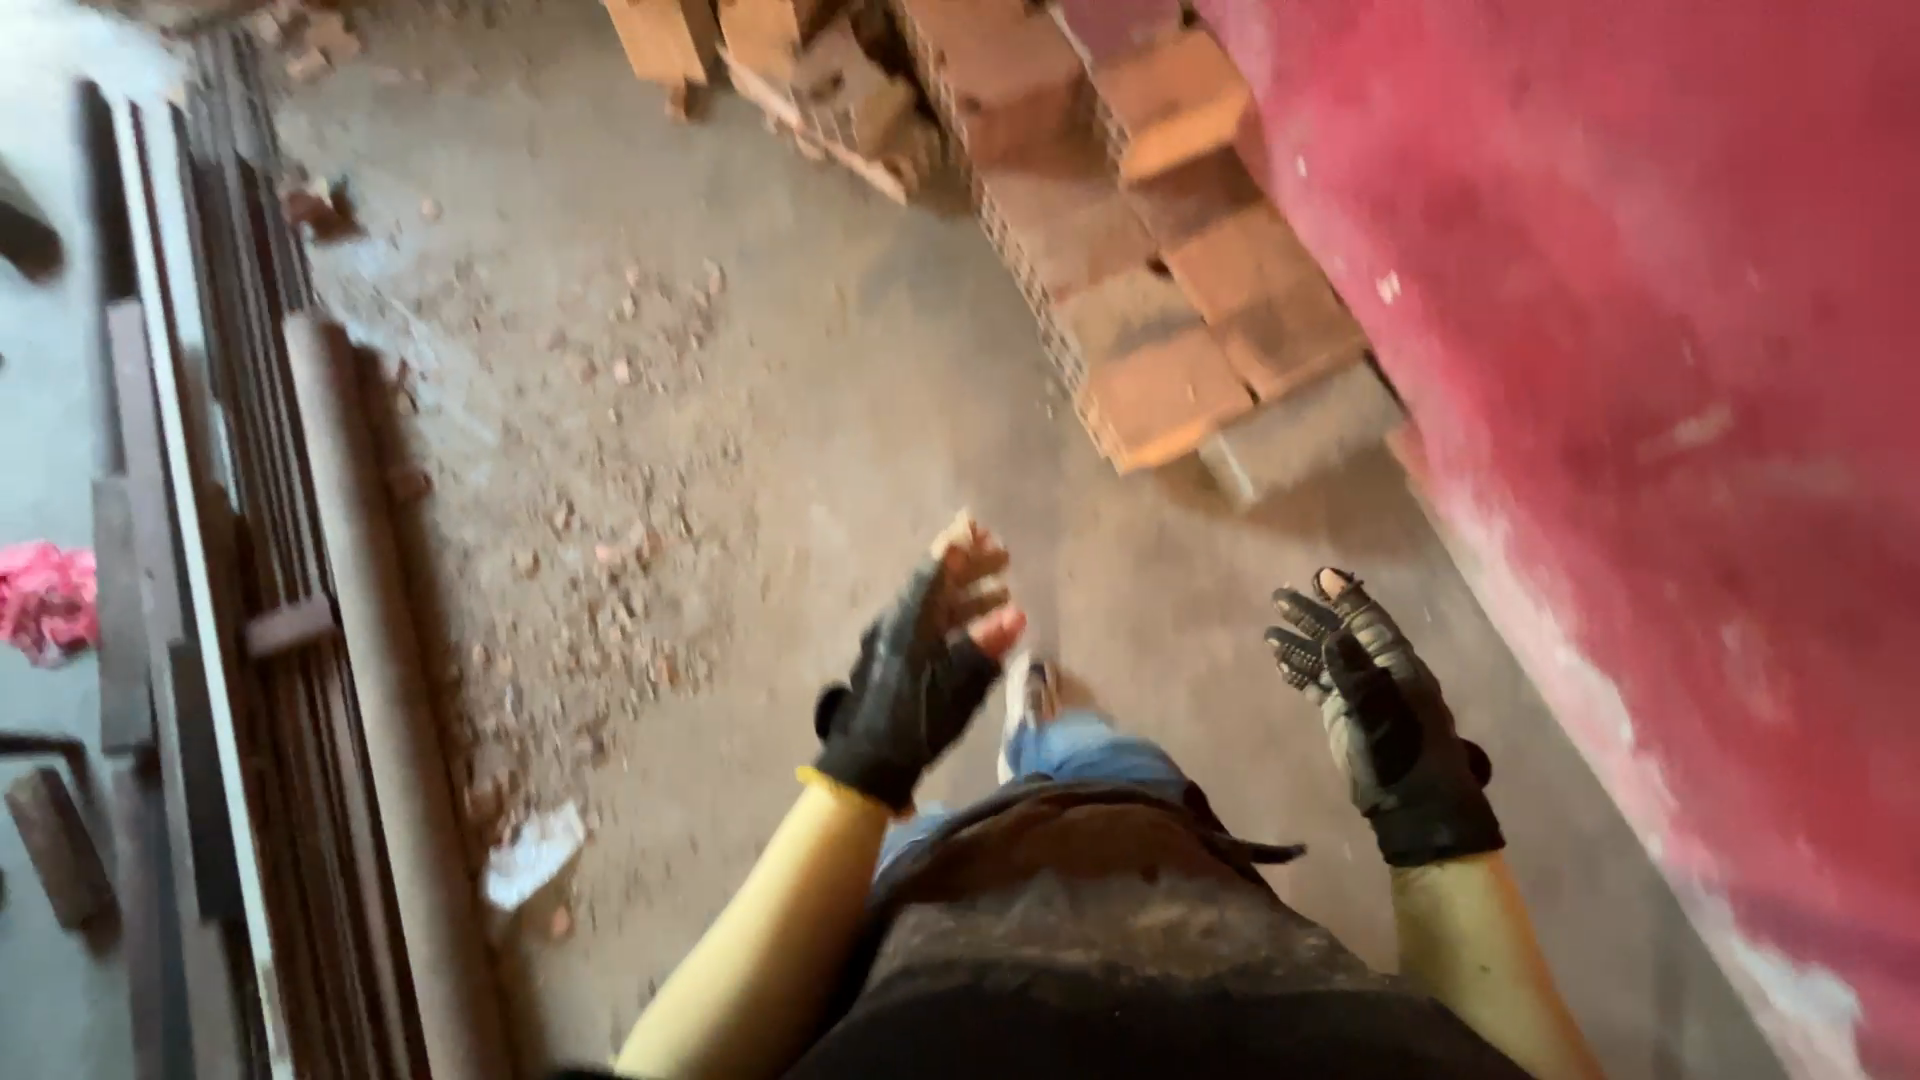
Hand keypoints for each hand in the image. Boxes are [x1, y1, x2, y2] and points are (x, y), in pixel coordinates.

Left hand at [813, 514, 1026, 810]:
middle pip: (937, 583)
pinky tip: (982, 627)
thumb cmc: (915, 718)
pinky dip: (959, 619)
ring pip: (937, 605)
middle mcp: (901, 622)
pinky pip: (934, 626)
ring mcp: (898, 642)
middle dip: (969, 566)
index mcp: (910, 620)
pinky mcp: (900, 661)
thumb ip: (984, 646)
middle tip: (1003, 552)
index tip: (975, 523)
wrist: (870, 760)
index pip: (935, 570)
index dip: (957, 546)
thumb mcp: (956, 684)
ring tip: (1003, 587)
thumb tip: (1016, 613)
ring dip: (968, 593)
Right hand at [1266, 568, 1501, 867]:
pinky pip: (1319, 685)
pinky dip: (1300, 673)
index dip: (1346, 598)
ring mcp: (1360, 695)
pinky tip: (1281, 663)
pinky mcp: (1345, 716)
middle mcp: (1379, 674)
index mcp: (1397, 666)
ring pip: (1325, 659)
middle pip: (1340, 635)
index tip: (1320, 576)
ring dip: (1300, 643)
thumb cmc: (1404, 754)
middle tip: (1279, 596)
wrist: (1412, 805)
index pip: (1369, 621)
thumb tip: (1332, 636)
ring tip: (1270, 630)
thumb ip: (1356, 673)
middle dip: (1312, 615)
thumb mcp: (1382, 712)